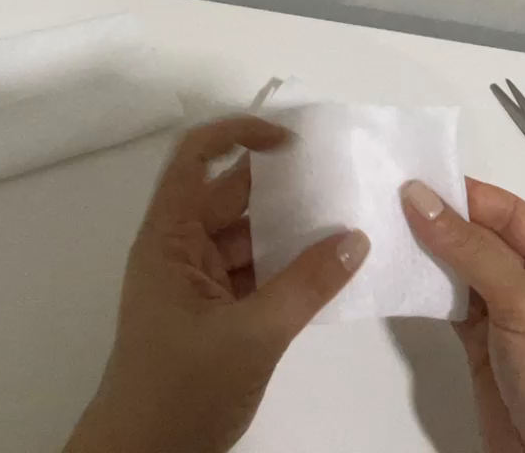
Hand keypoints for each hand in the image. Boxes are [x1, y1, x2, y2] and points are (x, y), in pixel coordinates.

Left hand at [64, 117, 369, 452]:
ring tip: (342, 217)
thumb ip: (307, 286)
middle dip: (279, 186)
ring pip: (245, 236)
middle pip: (228, 196)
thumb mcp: (252, 335)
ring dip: (287, 230)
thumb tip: (355, 240)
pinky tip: (325, 266)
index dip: (237, 135)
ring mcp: (197, 281)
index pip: (195, 158)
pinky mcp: (213, 310)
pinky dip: (285, 266)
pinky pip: (252, 271)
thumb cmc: (181, 388)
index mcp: (170, 236)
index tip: (289, 141)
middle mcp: (180, 247)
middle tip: (335, 178)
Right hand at [402, 178, 524, 452]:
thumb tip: (418, 196)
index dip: (461, 195)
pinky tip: (394, 270)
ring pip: (459, 268)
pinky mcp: (481, 344)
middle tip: (383, 198)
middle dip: (438, 221)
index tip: (411, 178)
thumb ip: (470, 249)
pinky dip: (422, 287)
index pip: (507, 212)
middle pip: (480, 237)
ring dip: (425, 252)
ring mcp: (508, 314)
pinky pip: (448, 302)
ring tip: (379, 227)